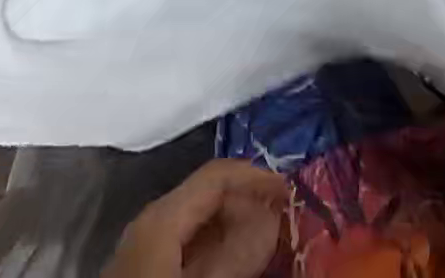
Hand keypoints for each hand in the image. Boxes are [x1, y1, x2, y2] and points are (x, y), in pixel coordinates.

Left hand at [105, 159, 286, 277]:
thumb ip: (236, 254)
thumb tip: (270, 216)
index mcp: (162, 217)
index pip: (217, 176)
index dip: (257, 178)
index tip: (293, 194)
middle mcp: (155, 226)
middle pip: (210, 200)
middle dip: (251, 207)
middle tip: (290, 224)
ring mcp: (151, 254)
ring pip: (203, 228)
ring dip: (239, 233)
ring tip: (275, 246)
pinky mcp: (152, 276)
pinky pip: (193, 254)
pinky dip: (221, 255)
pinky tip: (245, 269)